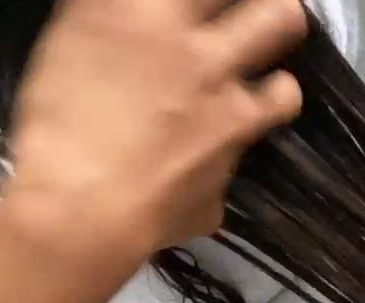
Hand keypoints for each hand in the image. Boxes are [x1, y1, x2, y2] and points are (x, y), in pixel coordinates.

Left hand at [0, 0, 306, 265]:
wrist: (79, 198)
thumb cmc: (148, 219)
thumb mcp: (204, 208)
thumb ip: (219, 171)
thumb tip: (217, 166)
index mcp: (237, 116)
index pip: (285, 90)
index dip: (282, 90)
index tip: (273, 90)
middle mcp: (208, 63)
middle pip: (273, 16)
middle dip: (281, 15)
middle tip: (271, 15)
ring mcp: (155, 29)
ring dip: (212, 2)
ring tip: (199, 11)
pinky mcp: (99, 9)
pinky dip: (134, 5)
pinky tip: (132, 14)